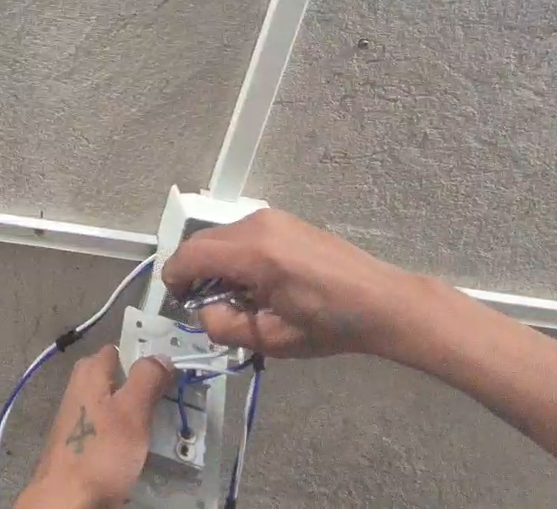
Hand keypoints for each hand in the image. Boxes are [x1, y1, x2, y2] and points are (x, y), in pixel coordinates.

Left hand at [15, 346, 174, 508]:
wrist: (66, 498)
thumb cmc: (101, 450)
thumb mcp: (131, 412)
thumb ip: (147, 379)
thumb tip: (161, 354)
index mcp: (91, 369)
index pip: (124, 349)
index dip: (148, 359)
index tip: (174, 375)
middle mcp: (82, 384)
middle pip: (122, 378)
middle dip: (147, 390)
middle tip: (174, 405)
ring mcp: (80, 412)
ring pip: (118, 404)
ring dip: (140, 416)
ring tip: (164, 430)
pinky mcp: (82, 437)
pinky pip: (112, 426)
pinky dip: (127, 434)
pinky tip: (142, 448)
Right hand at [161, 208, 433, 361]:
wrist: (381, 301)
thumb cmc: (330, 325)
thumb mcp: (274, 339)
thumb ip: (226, 327)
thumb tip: (202, 311)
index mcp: (254, 255)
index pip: (192, 255)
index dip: (174, 276)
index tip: (176, 298)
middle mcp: (256, 225)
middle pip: (201, 240)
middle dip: (192, 269)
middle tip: (202, 301)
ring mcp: (269, 217)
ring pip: (218, 235)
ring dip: (212, 261)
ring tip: (233, 293)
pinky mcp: (280, 218)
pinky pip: (238, 231)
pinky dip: (231, 252)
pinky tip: (253, 279)